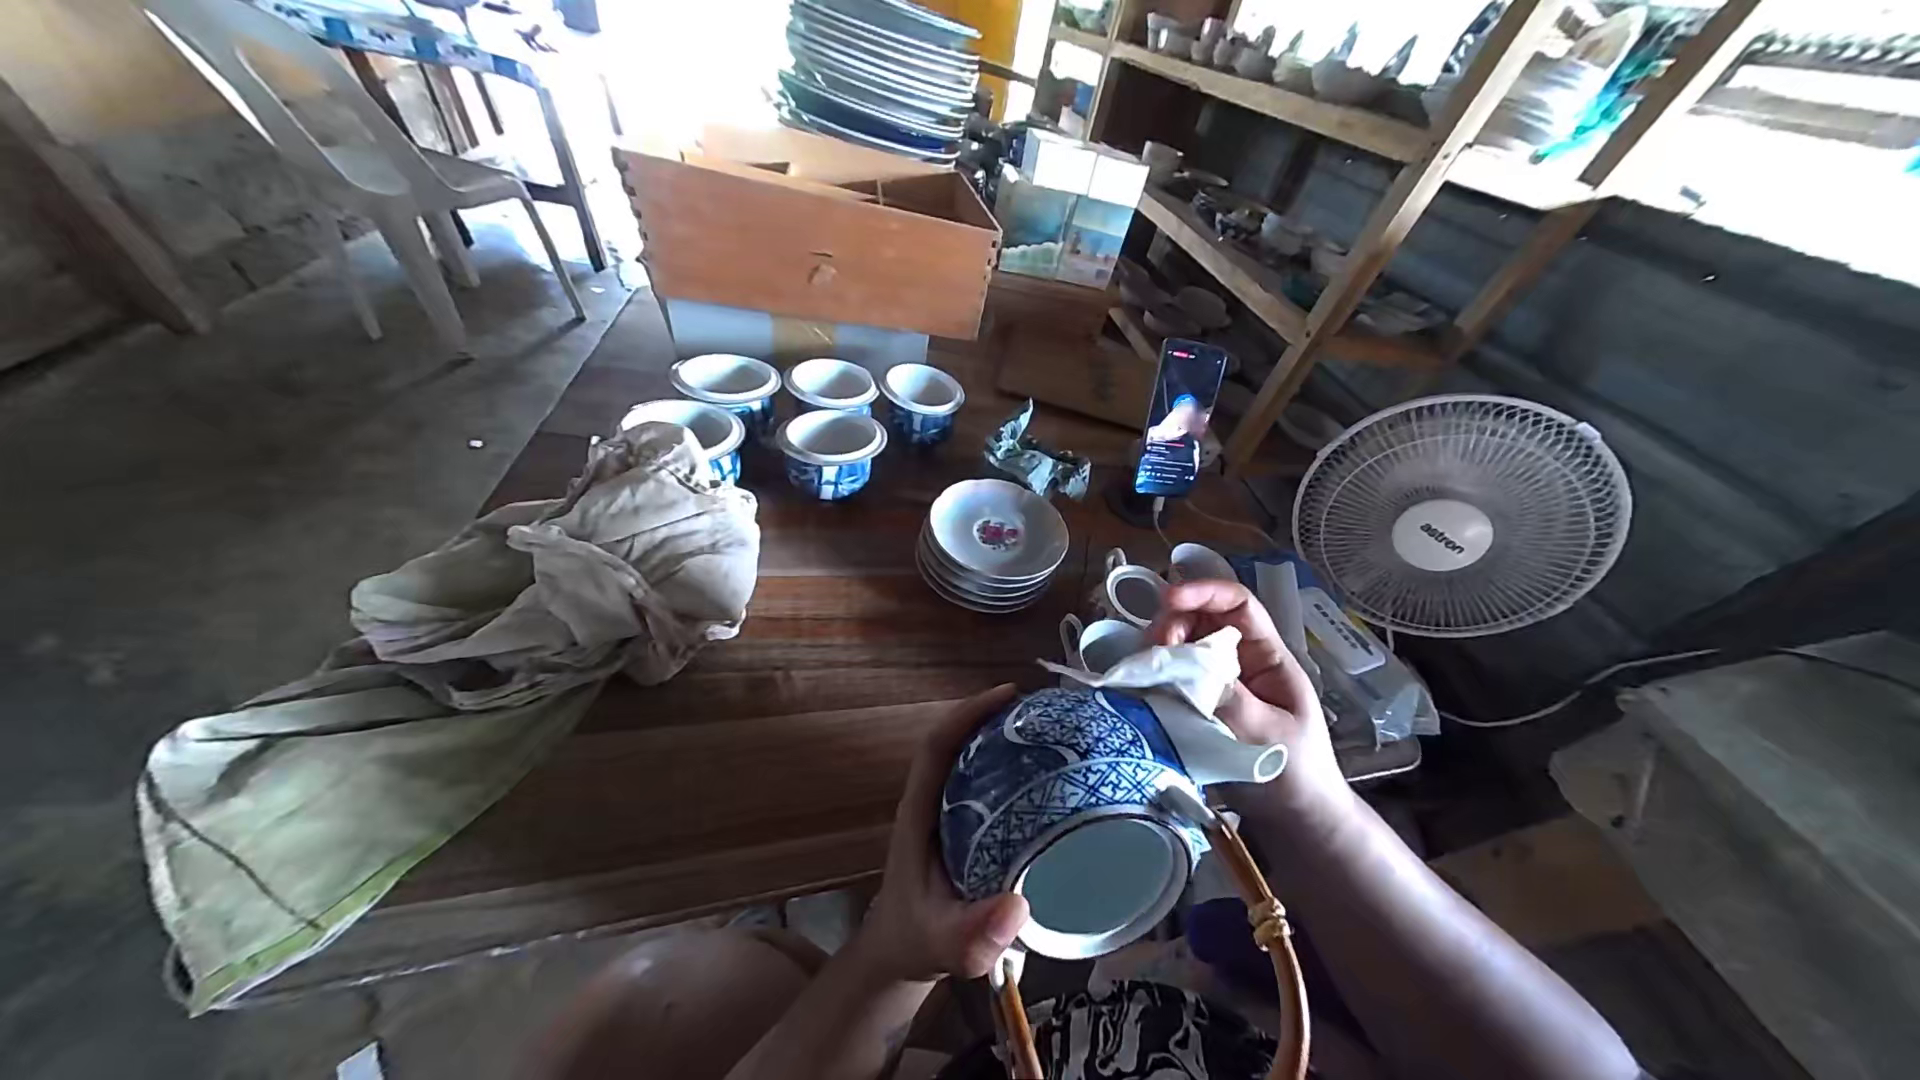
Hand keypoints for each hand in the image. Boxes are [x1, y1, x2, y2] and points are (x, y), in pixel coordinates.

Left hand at [853, 684, 1029, 984]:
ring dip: (1003, 735)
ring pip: (971, 756)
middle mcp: (931, 799)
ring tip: (1050, 727)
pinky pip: (985, 779)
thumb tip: (1020, 905)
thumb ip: (973, 935)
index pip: (937, 746)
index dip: (967, 714)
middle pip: (957, 740)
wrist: (901, 953)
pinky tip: (1044, 770)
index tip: (1008, 695)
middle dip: (993, 716)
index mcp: (919, 811)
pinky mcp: (961, 820)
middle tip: (1044, 709)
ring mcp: (945, 808)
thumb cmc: (914, 940)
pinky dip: (1010, 764)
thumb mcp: (942, 943)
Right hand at [1148, 581, 1349, 822]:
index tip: (1168, 599)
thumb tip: (1186, 666)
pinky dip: (1153, 675)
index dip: (1204, 591)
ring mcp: (1215, 683)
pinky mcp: (1194, 705)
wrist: (1295, 821)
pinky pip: (1169, 677)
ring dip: (1159, 649)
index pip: (1237, 603)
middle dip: (1172, 622)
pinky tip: (1143, 687)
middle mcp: (1238, 661)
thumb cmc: (1296, 774)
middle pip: (1199, 618)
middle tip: (1155, 649)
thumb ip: (1229, 700)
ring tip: (1148, 672)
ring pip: (1180, 645)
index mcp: (1267, 657)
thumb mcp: (1268, 735)